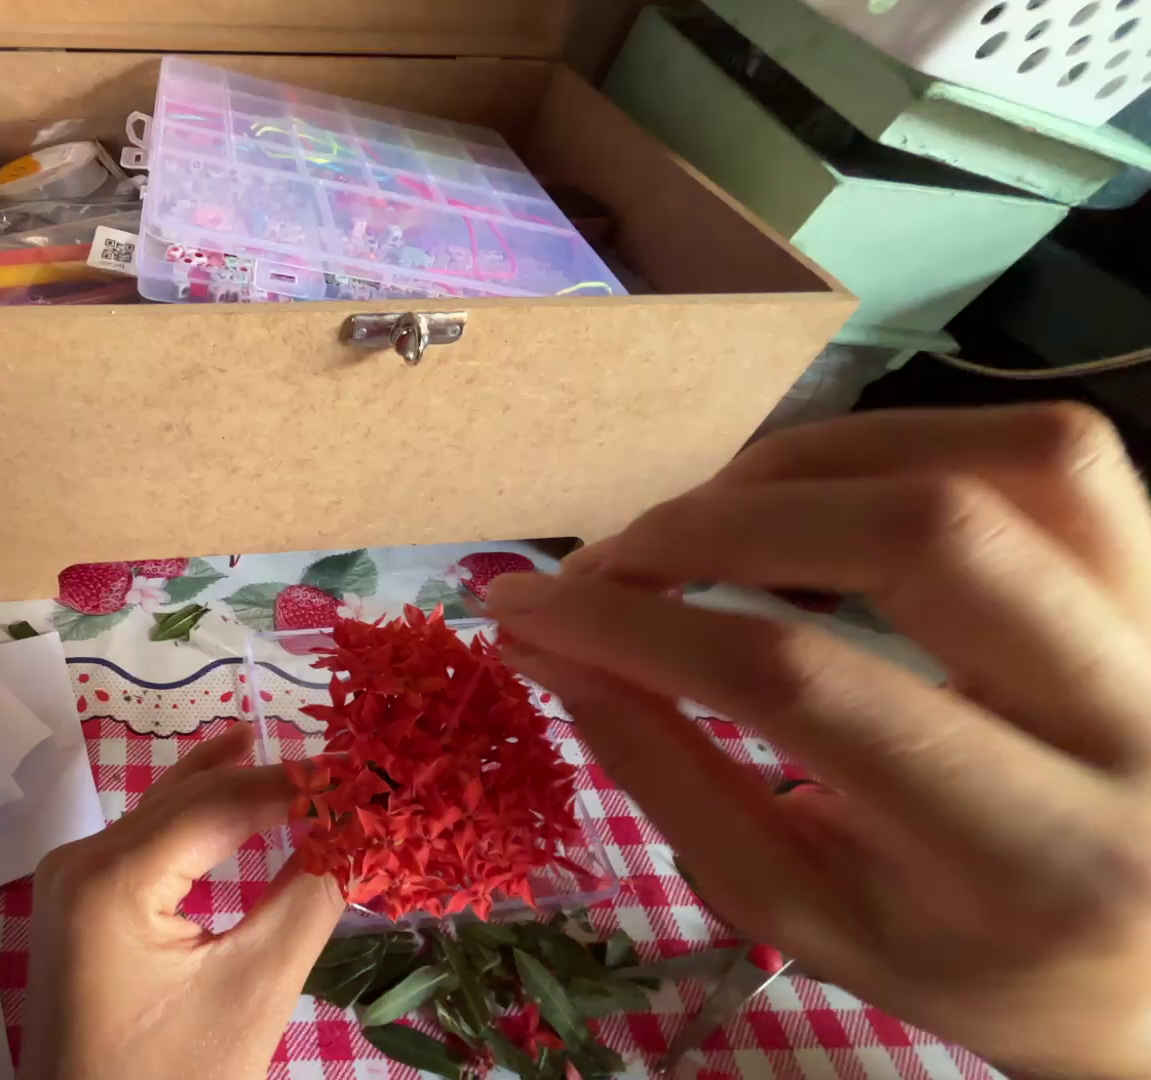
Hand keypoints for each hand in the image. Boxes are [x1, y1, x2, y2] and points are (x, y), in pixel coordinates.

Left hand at [20, 723, 344, 1079]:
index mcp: (111, 880)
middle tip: (336, 766)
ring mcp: (72, 873)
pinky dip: (195, 812)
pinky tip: (219, 778)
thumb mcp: (252, 994)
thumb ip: (307, 902)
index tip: (356, 771)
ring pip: (164, 808)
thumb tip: (355, 832)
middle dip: (266, 782)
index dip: (293, 784)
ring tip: (278, 749)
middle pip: (189, 799)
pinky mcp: (79, 891)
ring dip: (227, 784)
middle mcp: (80, 858)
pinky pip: (146, 834)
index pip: (218, 804)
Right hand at [486, 404, 1150, 1078]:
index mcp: (1029, 857)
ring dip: (787, 471)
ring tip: (690, 526)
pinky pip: (1038, 451)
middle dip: (704, 528)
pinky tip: (790, 500)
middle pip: (915, 535)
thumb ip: (653, 764)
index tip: (518, 608)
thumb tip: (542, 646)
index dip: (627, 627)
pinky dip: (873, 451)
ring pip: (996, 465)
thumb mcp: (781, 899)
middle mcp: (1146, 727)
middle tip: (601, 565)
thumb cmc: (950, 949)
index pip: (791, 683)